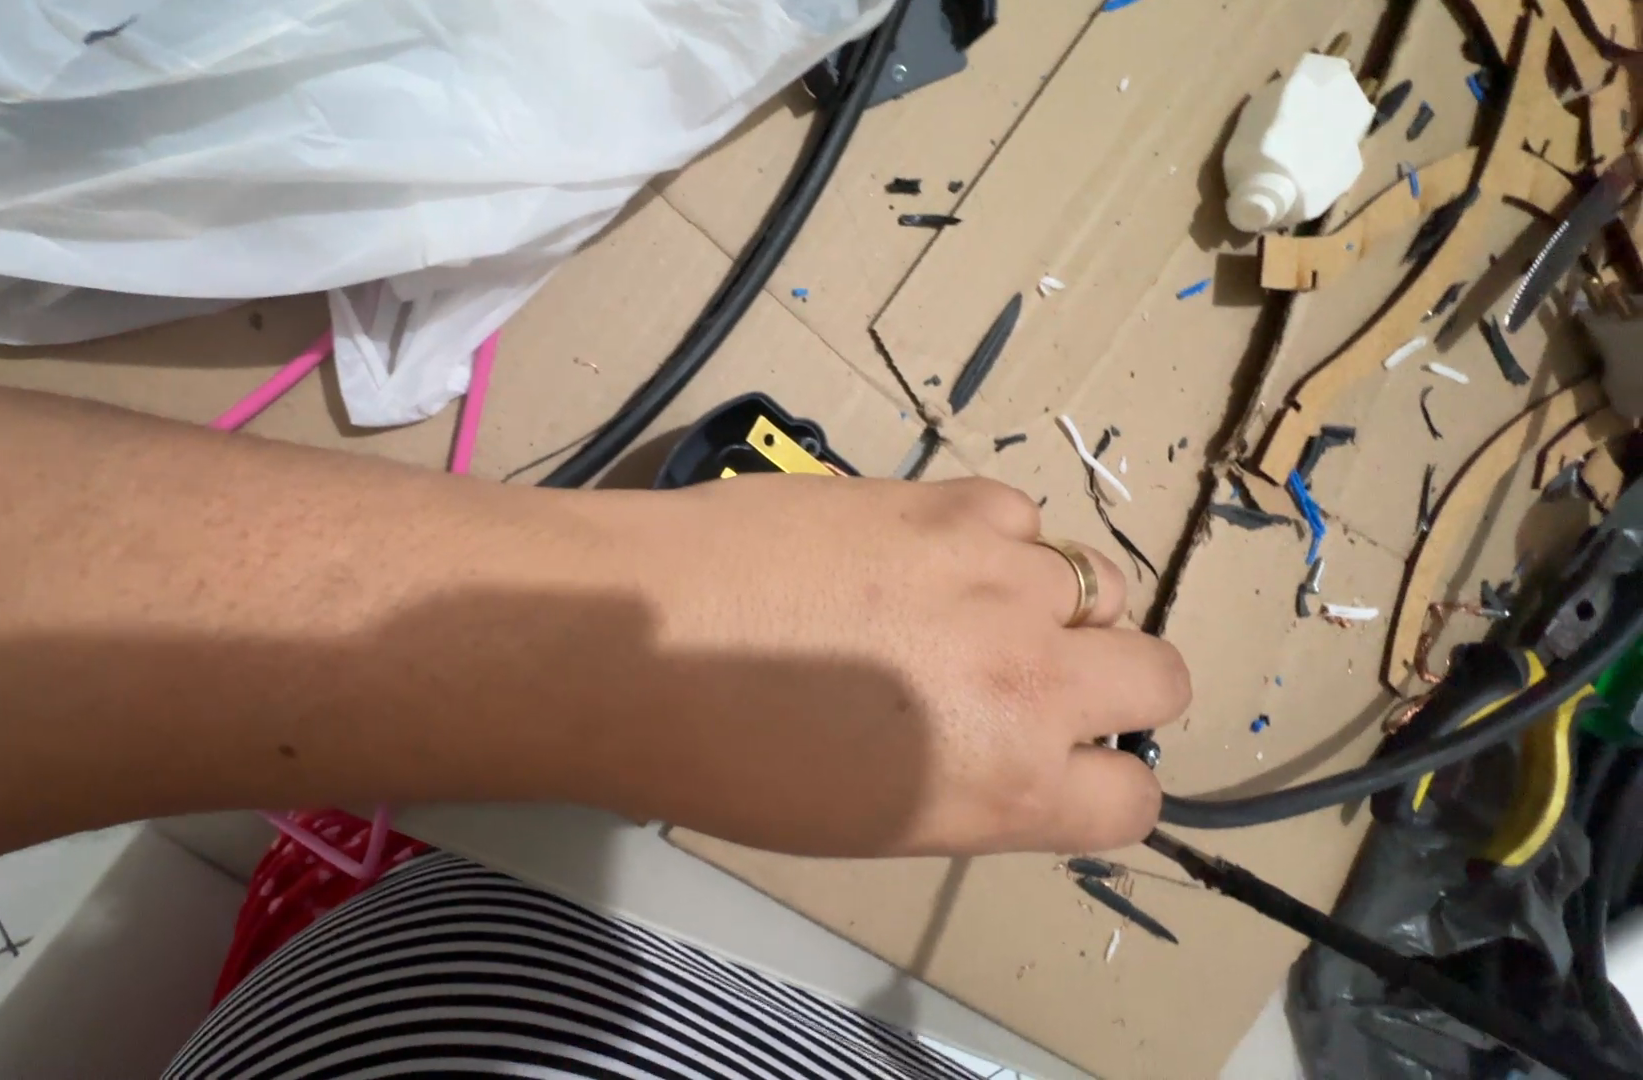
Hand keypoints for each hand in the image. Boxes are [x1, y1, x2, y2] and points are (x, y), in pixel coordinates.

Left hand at [561, 476, 1187, 855]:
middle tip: (1024, 674)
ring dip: (1041, 600)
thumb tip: (995, 744)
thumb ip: (962, 784)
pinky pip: (1014, 513)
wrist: (643, 634)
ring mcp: (992, 575)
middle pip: (1156, 674)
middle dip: (1108, 683)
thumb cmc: (725, 756)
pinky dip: (988, 537)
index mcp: (1008, 787)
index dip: (1097, 779)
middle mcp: (1027, 678)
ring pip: (1090, 580)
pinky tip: (921, 549)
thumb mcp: (861, 818)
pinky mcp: (937, 500)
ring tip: (952, 603)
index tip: (1056, 761)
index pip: (1134, 797)